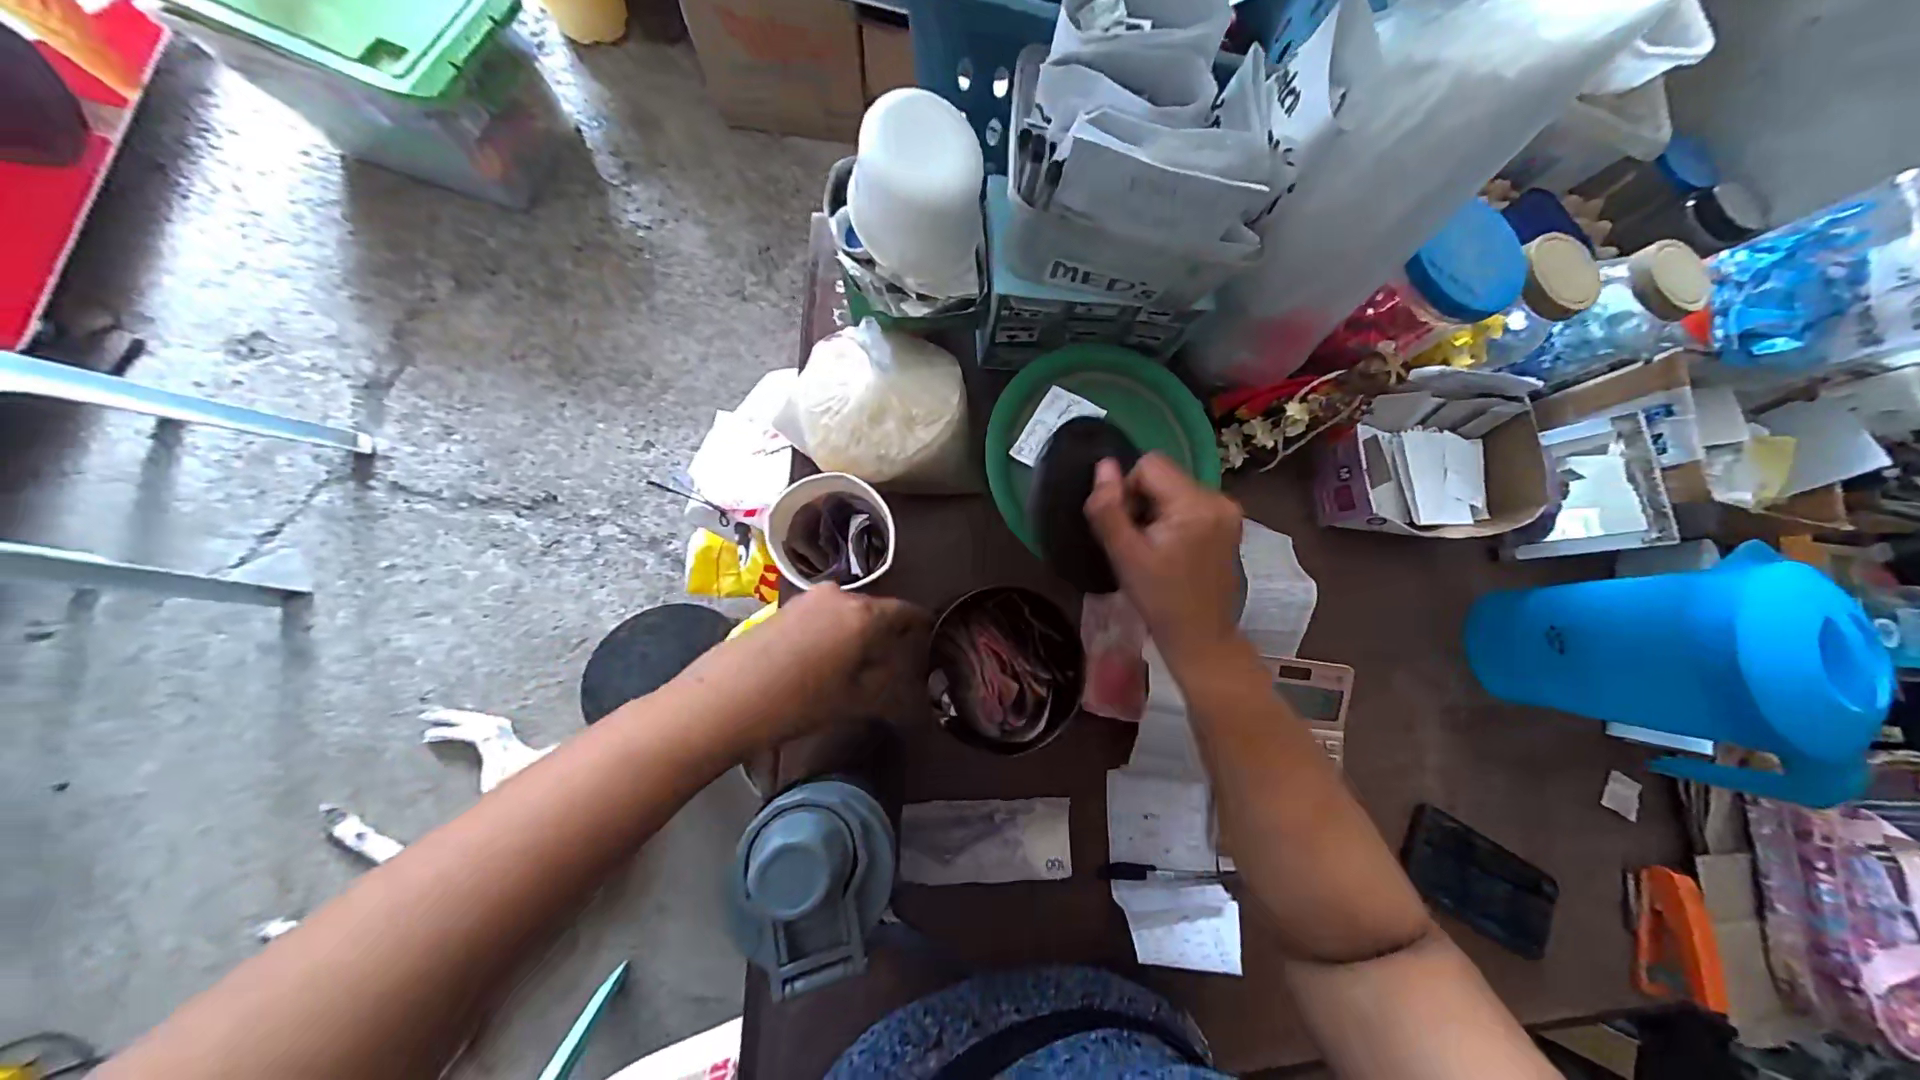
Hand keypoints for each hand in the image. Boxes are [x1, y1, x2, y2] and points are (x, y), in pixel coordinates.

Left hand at [676, 585, 931, 750]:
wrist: (725, 697)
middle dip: (890, 633)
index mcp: (864, 613)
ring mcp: (809, 598)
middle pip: (877, 610)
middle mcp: (840, 594)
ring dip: (861, 633)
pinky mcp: (786, 607)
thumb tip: (906, 671)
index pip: (907, 612)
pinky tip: (829, 659)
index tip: (934, 638)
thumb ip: (889, 680)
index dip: (923, 626)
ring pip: (849, 612)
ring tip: (864, 663)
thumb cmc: (799, 700)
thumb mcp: (855, 699)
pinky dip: (836, 632)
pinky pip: (825, 615)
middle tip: (900, 660)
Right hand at [1084, 453, 1243, 662]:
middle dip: (1143, 500)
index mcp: (1196, 504)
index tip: (1129, 528)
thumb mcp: (1124, 554)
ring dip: (1157, 509)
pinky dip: (1174, 517)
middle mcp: (1220, 499)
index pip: (1149, 464)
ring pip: (1175, 487)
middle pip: (1164, 474)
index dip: (1128, 490)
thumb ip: (1108, 507)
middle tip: (1139, 541)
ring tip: (1154, 547)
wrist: (1200, 635)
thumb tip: (1103, 465)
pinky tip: (1171, 548)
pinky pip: (1190, 502)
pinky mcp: (1230, 523)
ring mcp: (1229, 511)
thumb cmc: (1158, 598)